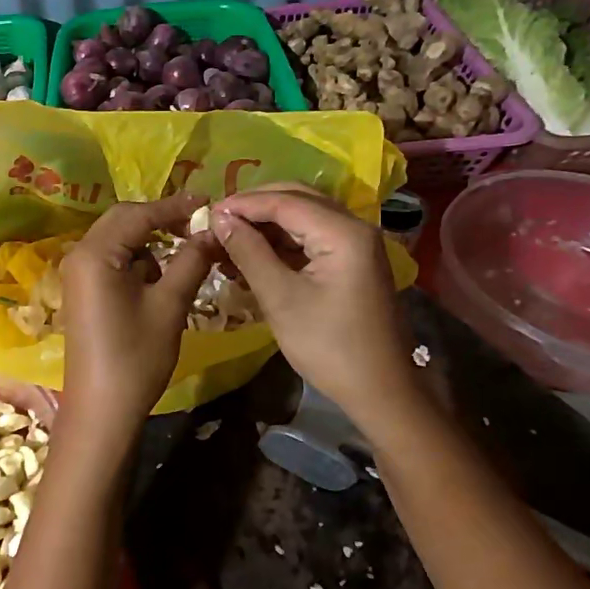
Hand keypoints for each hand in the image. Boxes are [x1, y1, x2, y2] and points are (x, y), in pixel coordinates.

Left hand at [61, 194, 214, 448]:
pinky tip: (160, 281)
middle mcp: (80, 256)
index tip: (207, 202)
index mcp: (96, 254)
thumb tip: (212, 231)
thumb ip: (191, 261)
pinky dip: (138, 262)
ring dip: (151, 243)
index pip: (138, 214)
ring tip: (185, 257)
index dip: (174, 206)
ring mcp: (79, 275)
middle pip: (124, 221)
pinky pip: (113, 261)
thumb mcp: (169, 305)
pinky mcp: (84, 292)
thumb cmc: (136, 356)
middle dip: (161, 221)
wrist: (102, 409)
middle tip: (198, 226)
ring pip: (119, 242)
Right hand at [211, 184, 417, 417]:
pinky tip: (253, 255)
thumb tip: (220, 219)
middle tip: (217, 221)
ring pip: (303, 217)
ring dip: (266, 225)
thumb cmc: (329, 346)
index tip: (208, 212)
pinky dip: (282, 242)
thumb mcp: (281, 299)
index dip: (244, 203)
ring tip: (229, 239)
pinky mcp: (352, 261)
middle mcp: (354, 227)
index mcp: (343, 232)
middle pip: (297, 199)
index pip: (285, 201)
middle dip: (255, 207)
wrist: (380, 389)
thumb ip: (249, 252)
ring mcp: (356, 243)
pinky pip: (312, 237)